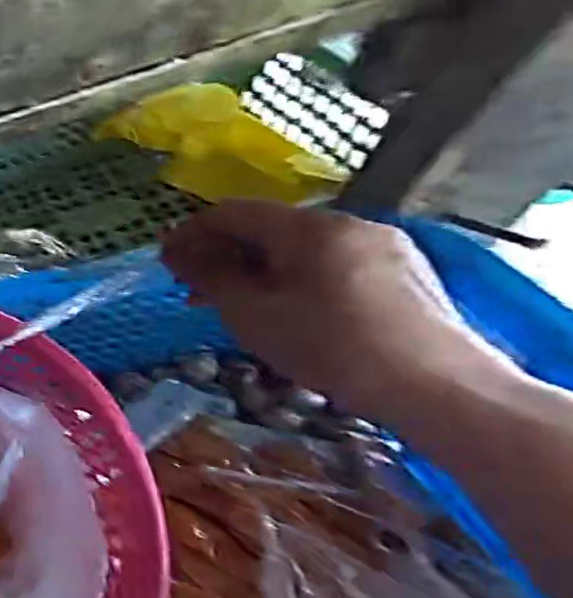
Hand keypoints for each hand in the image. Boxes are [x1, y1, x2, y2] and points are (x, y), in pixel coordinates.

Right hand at [161, 200, 516, 417]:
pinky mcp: (399, 271)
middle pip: (266, 228)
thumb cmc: (325, 344)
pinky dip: (290, 278)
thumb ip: (207, 273)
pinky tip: (282, 310)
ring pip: (296, 247)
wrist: (434, 385)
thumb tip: (174, 248)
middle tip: (192, 290)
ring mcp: (382, 246)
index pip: (231, 212)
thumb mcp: (247, 310)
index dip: (189, 233)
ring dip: (253, 269)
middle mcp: (350, 224)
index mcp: (311, 228)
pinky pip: (327, 262)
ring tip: (233, 305)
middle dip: (222, 254)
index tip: (164, 262)